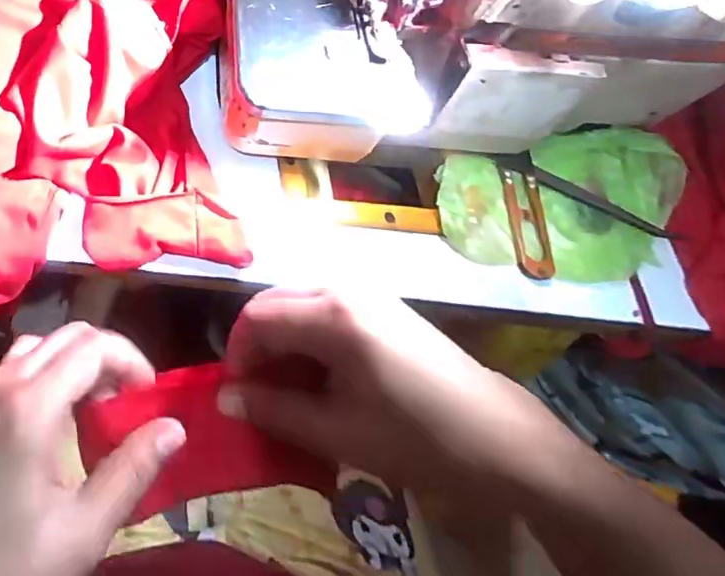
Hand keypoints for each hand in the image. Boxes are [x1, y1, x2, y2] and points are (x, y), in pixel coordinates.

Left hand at [0, 323, 185, 575]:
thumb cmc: (9, 563)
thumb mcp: (81, 530)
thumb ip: (131, 471)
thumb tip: (175, 426)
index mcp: (32, 404)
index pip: (94, 346)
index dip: (132, 360)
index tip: (152, 397)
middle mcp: (7, 380)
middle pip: (71, 335)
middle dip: (110, 356)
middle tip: (132, 401)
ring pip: (46, 342)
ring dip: (81, 359)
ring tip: (102, 404)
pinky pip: (23, 360)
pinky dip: (53, 367)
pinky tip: (63, 412)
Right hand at [218, 287, 581, 499]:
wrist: (499, 435)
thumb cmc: (416, 437)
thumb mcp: (338, 432)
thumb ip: (274, 410)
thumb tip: (224, 399)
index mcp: (330, 314)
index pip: (257, 318)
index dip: (237, 355)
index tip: (237, 395)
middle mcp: (342, 288)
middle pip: (273, 303)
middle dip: (256, 345)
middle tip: (257, 392)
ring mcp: (364, 291)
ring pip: (297, 304)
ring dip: (281, 341)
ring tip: (288, 388)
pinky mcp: (380, 303)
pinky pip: (323, 308)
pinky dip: (307, 336)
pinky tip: (321, 374)